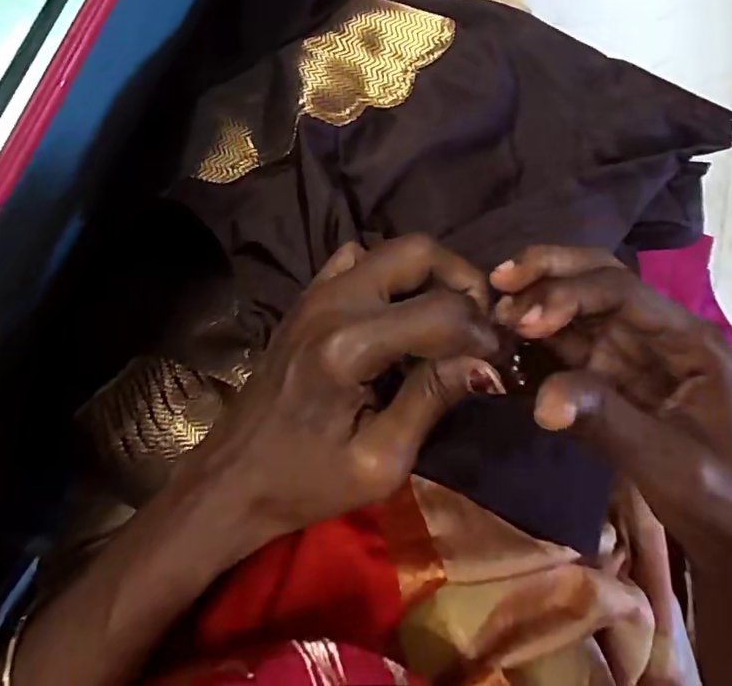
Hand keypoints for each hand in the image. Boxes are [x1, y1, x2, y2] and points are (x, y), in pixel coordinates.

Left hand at [174, 235, 505, 549]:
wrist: (232, 477)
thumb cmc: (305, 482)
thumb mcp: (380, 461)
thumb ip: (432, 400)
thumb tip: (487, 362)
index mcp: (349, 347)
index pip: (440, 311)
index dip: (480, 332)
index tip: (498, 359)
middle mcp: (333, 302)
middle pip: (419, 252)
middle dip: (462, 280)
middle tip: (479, 322)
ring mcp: (316, 291)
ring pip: (392, 248)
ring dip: (431, 274)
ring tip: (447, 317)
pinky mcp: (309, 295)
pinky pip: (359, 258)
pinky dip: (392, 272)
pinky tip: (398, 310)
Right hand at [489, 246, 731, 553]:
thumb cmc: (720, 499)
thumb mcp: (669, 463)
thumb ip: (607, 421)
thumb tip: (541, 400)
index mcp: (687, 339)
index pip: (622, 292)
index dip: (570, 296)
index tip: (525, 320)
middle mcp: (658, 332)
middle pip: (601, 278)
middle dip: (551, 270)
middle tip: (500, 279)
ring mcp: (632, 351)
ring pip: (581, 302)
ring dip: (539, 296)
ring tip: (496, 304)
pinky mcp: (611, 374)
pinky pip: (571, 339)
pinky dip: (539, 331)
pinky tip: (510, 332)